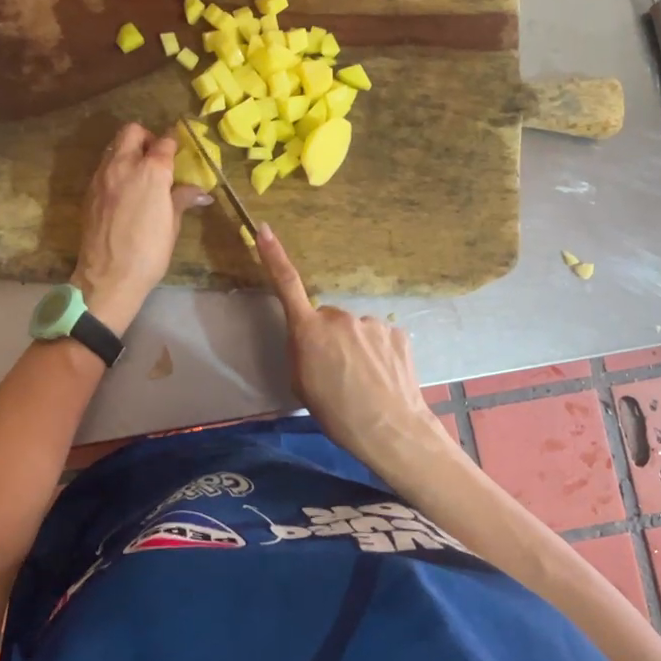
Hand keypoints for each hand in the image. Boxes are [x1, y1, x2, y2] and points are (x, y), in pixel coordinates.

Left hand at [70, 123, 210, 331]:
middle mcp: (123, 165)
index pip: (164, 142)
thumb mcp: (171, 226)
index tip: (178, 151)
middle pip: (132, 132)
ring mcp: (102, 176)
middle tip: (155, 157)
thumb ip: (181, 200)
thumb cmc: (149, 253)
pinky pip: (103, 167)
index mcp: (151, 171)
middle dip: (145, 138)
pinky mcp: (89, 191)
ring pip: (114, 147)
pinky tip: (123, 191)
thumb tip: (201, 192)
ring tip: (139, 174)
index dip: (173, 144)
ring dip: (127, 151)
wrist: (108, 276)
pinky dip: (115, 169)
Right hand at [256, 225, 444, 464]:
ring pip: (355, 330)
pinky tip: (382, 378)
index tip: (264, 229)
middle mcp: (339, 318)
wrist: (390, 430)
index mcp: (309, 331)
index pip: (287, 285)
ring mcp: (371, 323)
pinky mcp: (396, 333)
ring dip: (356, 348)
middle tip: (336, 374)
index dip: (273, 256)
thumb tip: (311, 340)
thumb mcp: (301, 385)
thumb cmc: (336, 413)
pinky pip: (379, 338)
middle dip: (328, 338)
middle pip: (327, 320)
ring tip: (364, 382)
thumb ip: (302, 353)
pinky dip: (378, 354)